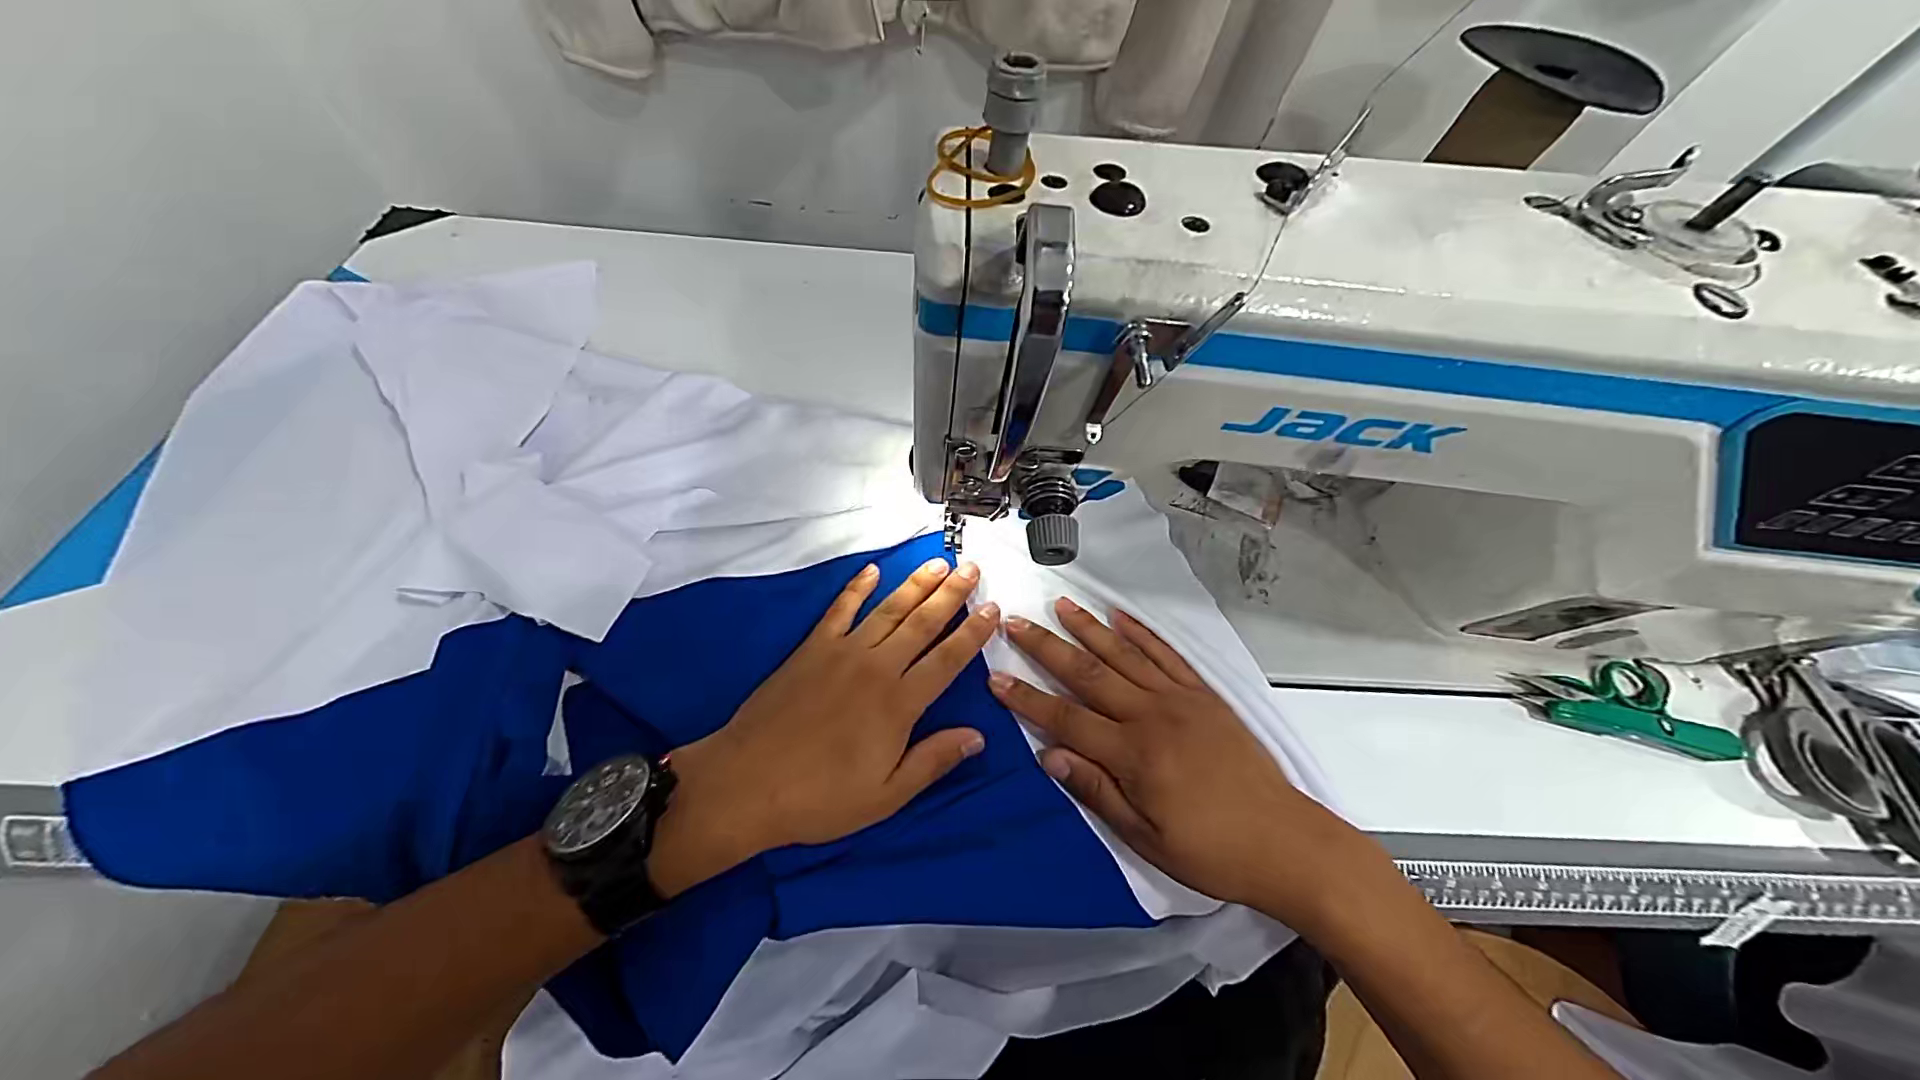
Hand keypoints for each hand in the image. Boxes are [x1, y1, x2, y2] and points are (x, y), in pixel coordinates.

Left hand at [647, 558, 998, 895]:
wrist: (747, 782)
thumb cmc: (820, 797)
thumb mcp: (886, 795)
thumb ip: (933, 761)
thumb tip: (977, 737)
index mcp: (899, 704)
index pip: (947, 659)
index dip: (973, 633)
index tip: (993, 608)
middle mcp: (876, 668)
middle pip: (922, 623)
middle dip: (951, 594)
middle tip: (971, 568)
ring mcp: (841, 653)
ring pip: (888, 609)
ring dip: (915, 584)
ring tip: (937, 563)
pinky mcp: (811, 649)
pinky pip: (839, 610)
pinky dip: (856, 588)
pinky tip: (872, 571)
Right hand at [989, 598, 1385, 924]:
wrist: (1287, 842)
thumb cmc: (1213, 850)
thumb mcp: (1146, 838)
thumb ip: (1096, 791)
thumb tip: (1049, 757)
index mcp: (1133, 754)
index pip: (1066, 718)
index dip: (1027, 698)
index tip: (996, 678)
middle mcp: (1152, 716)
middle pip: (1088, 674)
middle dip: (1046, 647)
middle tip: (1016, 623)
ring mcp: (1181, 699)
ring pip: (1125, 654)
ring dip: (1089, 628)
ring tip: (1061, 605)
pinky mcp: (1206, 695)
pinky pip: (1168, 655)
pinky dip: (1143, 633)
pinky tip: (1121, 617)